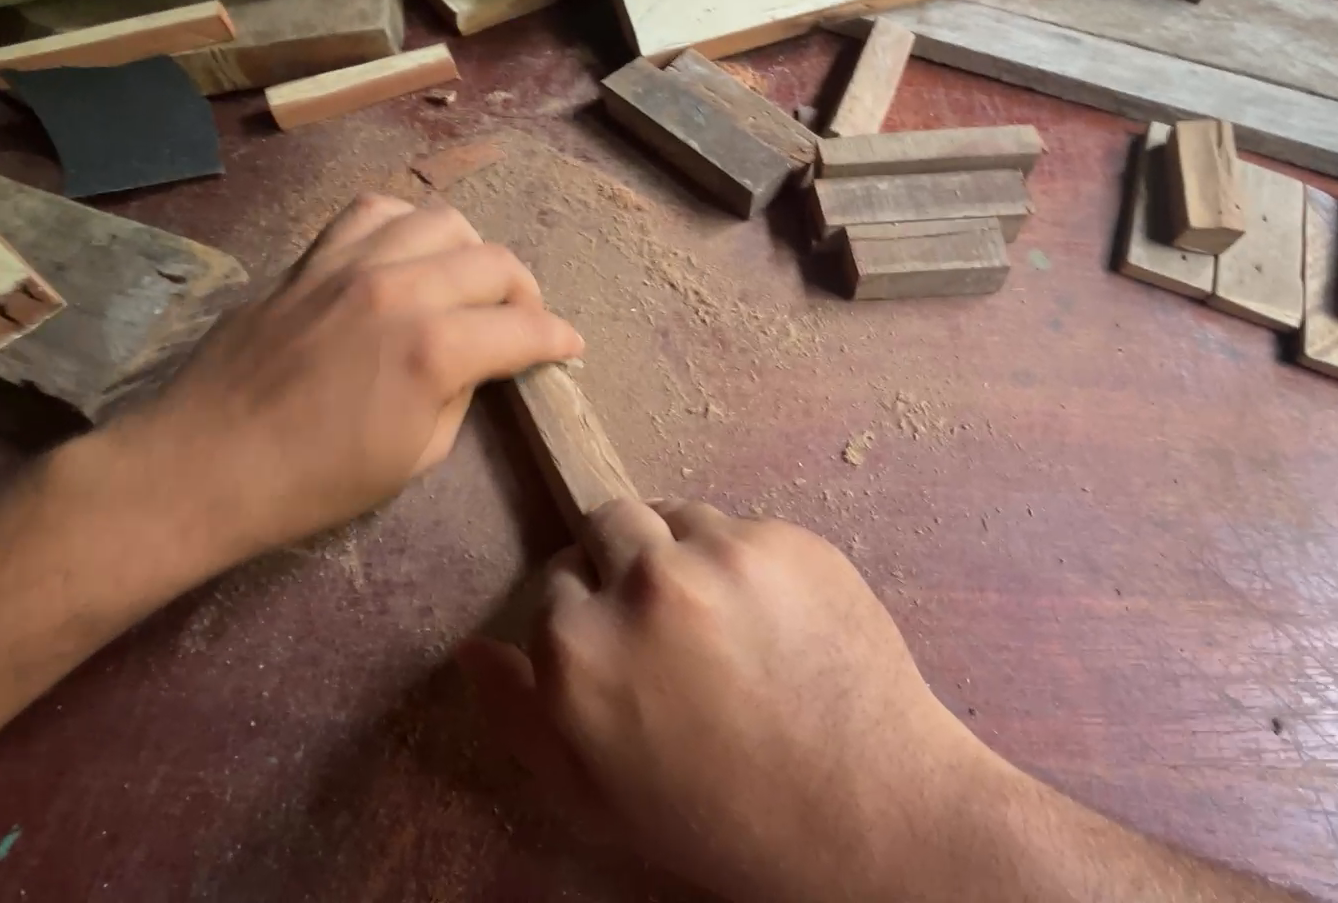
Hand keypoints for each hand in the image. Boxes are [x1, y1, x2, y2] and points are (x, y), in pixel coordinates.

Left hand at [108, 195, 583, 566]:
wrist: (204, 467)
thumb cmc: (317, 482)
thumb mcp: (419, 455)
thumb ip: (461, 392)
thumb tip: (479, 360)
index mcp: (436, 351)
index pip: (526, 329)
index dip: (560, 340)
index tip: (570, 348)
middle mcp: (402, 290)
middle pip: (497, 263)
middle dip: (528, 295)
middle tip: (525, 324)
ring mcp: (352, 264)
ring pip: (443, 220)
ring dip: (473, 252)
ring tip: (468, 284)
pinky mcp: (312, 259)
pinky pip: (374, 211)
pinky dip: (407, 226)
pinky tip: (407, 255)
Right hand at [458, 500, 1006, 902]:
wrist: (865, 812)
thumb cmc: (716, 818)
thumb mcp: (591, 796)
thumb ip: (519, 716)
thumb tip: (472, 650)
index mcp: (579, 647)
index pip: (555, 582)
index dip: (586, 611)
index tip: (618, 638)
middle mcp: (643, 582)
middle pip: (607, 521)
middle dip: (622, 559)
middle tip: (666, 615)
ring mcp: (722, 553)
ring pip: (677, 519)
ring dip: (686, 555)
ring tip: (724, 620)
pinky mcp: (787, 539)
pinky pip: (744, 529)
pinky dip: (747, 562)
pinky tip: (776, 618)